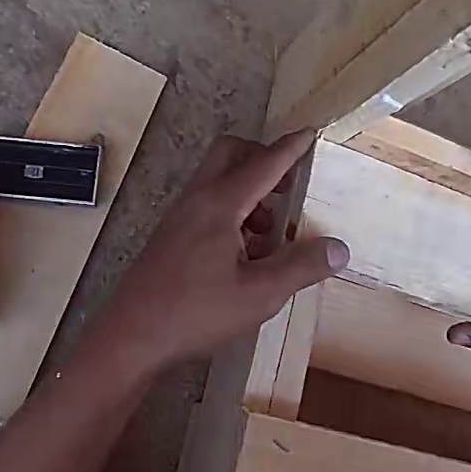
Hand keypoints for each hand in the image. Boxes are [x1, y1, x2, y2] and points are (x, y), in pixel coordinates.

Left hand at [84, 130, 347, 373]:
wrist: (131, 338)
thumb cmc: (195, 313)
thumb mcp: (259, 294)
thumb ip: (301, 267)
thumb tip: (339, 248)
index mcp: (220, 205)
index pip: (263, 164)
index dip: (290, 149)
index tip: (310, 133)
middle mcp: (197, 201)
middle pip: (230, 154)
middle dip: (262, 159)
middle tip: (287, 187)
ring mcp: (179, 217)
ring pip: (217, 181)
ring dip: (248, 191)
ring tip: (270, 234)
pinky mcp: (171, 237)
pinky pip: (206, 205)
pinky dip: (231, 213)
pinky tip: (244, 255)